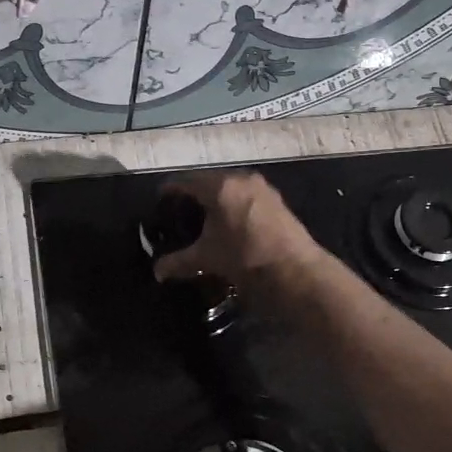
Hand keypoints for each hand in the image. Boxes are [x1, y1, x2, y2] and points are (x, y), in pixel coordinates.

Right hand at [151, 172, 326, 289]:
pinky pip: (246, 196)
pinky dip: (233, 205)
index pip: (185, 181)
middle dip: (193, 195)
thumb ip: (179, 262)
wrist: (294, 268)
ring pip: (230, 188)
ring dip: (216, 200)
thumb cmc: (244, 256)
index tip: (160, 200)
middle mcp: (240, 179)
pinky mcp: (276, 200)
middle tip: (180, 212)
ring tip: (205, 219)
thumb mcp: (207, 258)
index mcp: (219, 186)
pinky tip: (230, 224)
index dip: (169, 190)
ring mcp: (262, 187)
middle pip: (208, 181)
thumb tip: (157, 272)